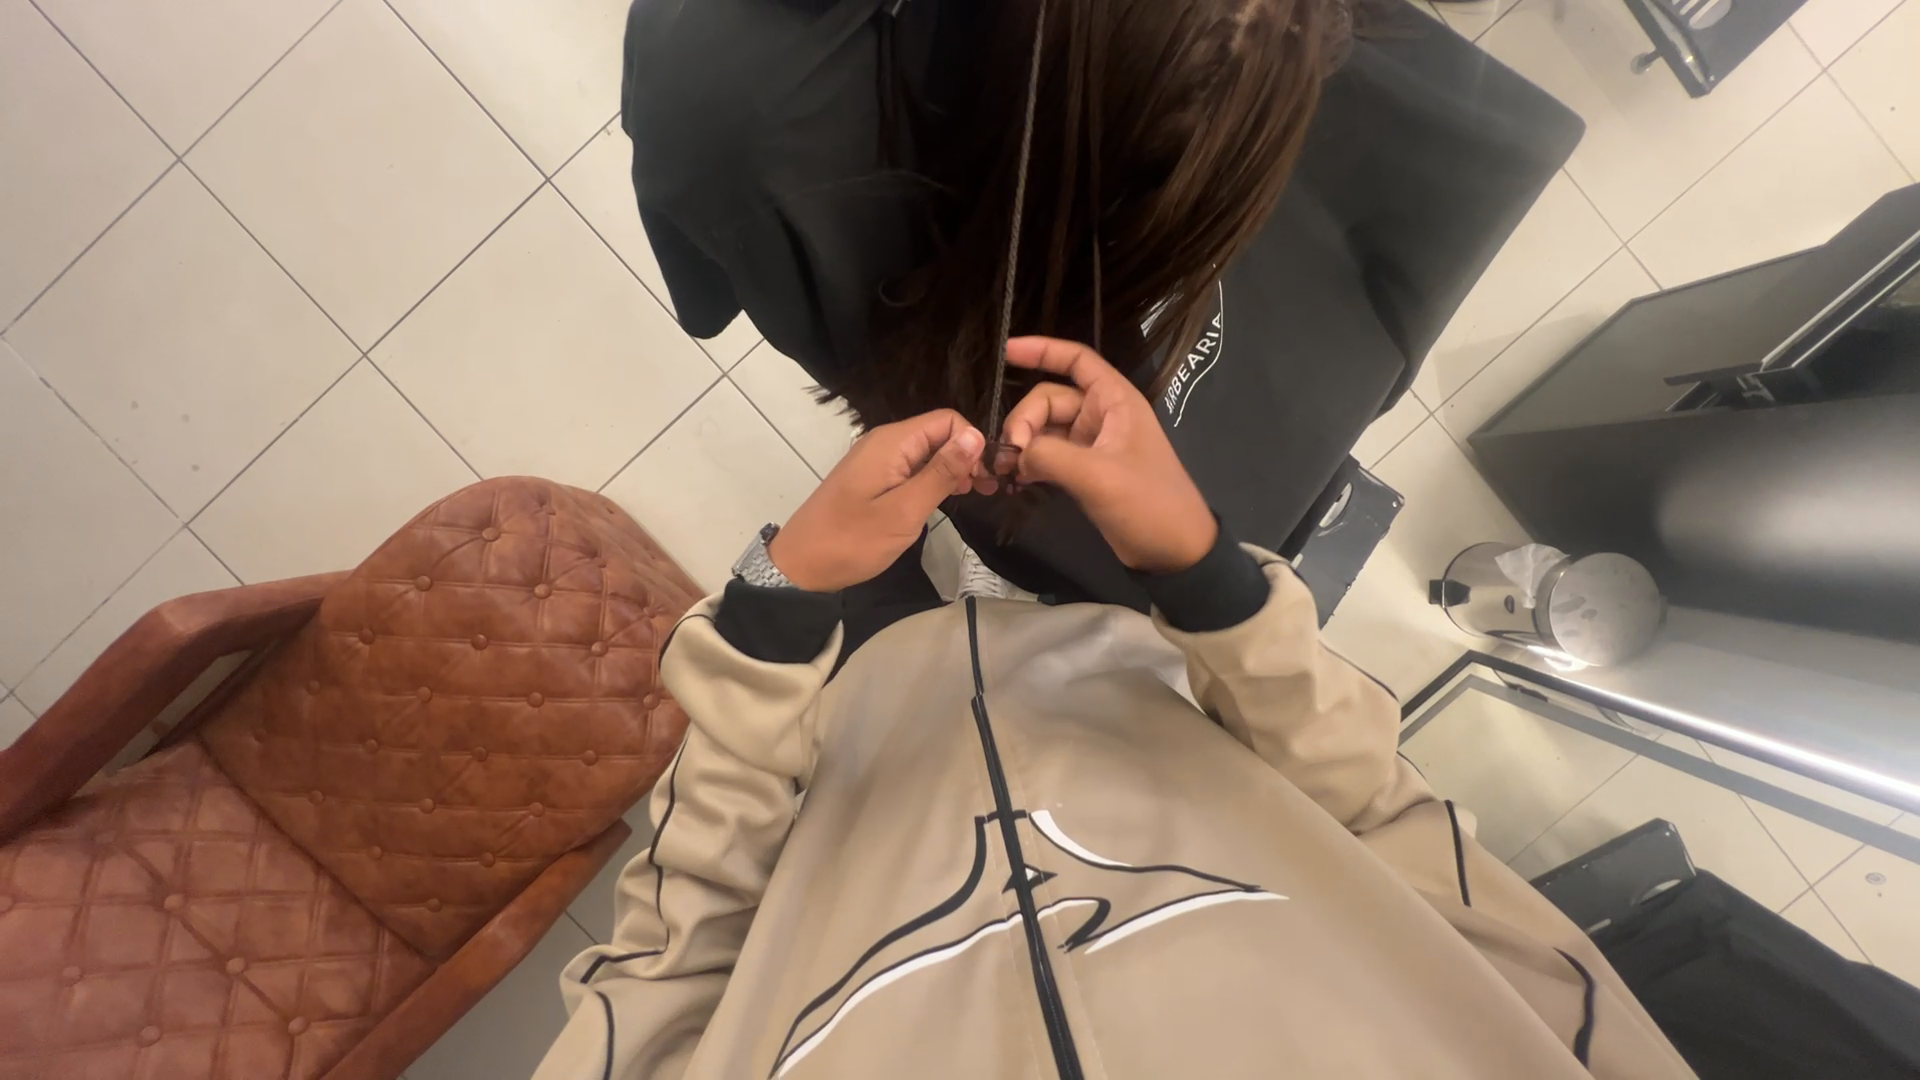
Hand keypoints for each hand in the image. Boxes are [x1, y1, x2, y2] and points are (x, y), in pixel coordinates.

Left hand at [768, 409, 987, 590]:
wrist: (802, 566)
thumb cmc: (853, 540)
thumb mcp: (904, 510)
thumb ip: (940, 473)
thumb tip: (975, 436)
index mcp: (892, 442)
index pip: (947, 420)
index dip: (972, 443)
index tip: (986, 477)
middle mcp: (885, 443)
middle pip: (938, 433)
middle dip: (966, 456)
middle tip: (986, 491)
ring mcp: (877, 461)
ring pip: (926, 452)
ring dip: (952, 469)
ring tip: (973, 496)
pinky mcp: (874, 479)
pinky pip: (912, 468)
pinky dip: (932, 480)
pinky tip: (945, 499)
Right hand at [1001, 336, 1216, 572]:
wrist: (1173, 552)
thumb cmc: (1147, 504)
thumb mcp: (1098, 476)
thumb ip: (1050, 455)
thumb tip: (1013, 452)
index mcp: (1115, 401)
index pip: (1077, 360)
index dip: (1042, 350)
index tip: (1006, 353)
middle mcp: (1102, 416)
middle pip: (1050, 399)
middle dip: (1024, 420)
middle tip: (1009, 456)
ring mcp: (1092, 444)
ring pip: (1045, 429)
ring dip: (1024, 443)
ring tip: (1007, 470)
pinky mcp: (1085, 472)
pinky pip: (1049, 455)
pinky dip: (1031, 462)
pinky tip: (1016, 478)